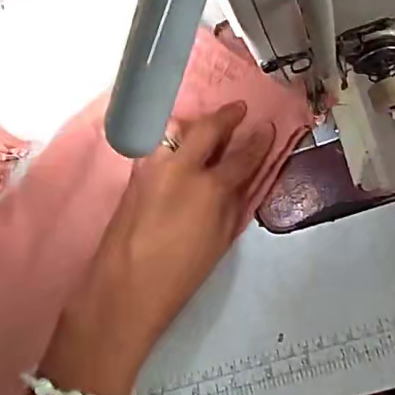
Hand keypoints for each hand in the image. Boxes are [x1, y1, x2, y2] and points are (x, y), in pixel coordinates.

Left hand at [54, 102, 272, 389]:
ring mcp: (153, 168)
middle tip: (239, 108)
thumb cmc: (182, 273)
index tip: (267, 126)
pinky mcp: (134, 174)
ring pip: (174, 129)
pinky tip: (178, 146)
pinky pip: (157, 144)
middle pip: (207, 129)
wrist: (126, 286)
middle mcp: (180, 168)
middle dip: (226, 116)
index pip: (242, 157)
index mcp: (209, 189)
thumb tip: (241, 181)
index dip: (258, 141)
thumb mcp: (221, 239)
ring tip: (205, 125)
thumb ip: (233, 203)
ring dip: (194, 122)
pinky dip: (172, 138)